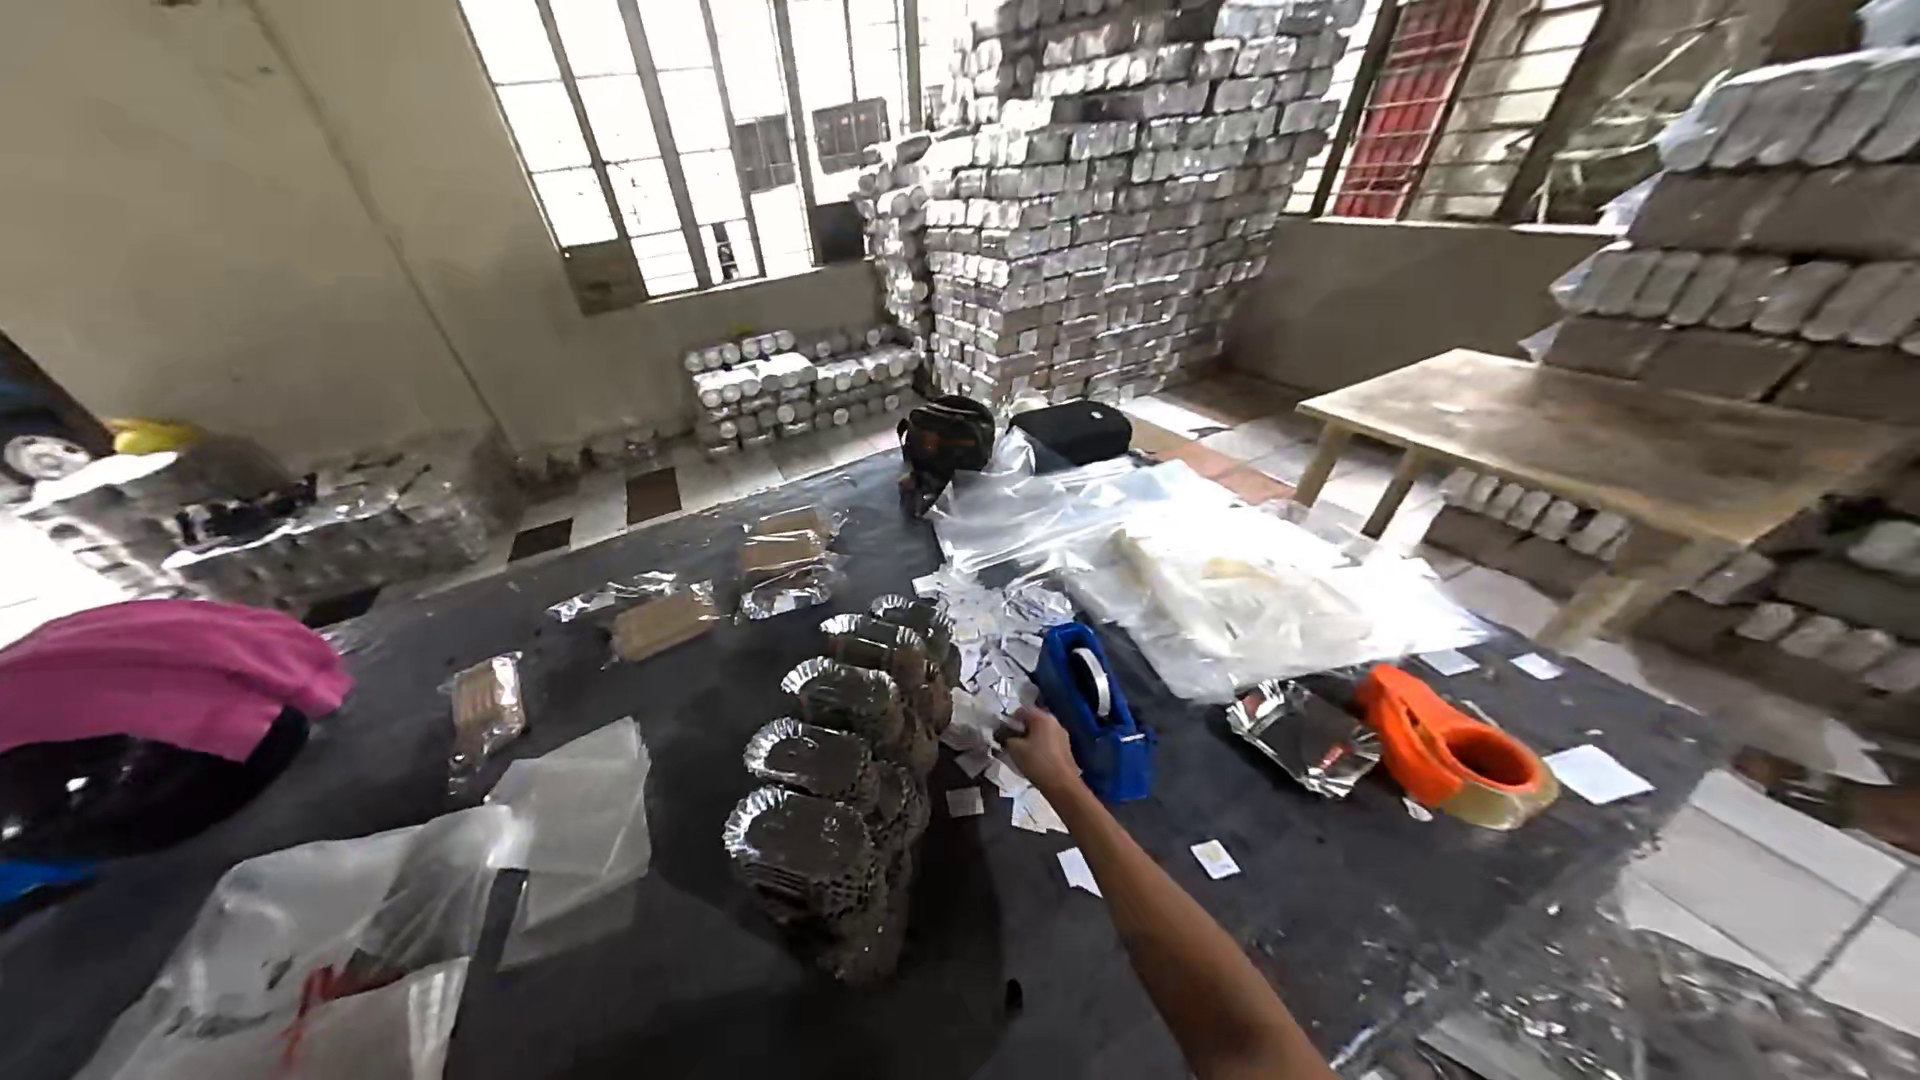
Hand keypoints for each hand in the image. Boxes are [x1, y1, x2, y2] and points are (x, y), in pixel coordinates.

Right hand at [1000, 705, 1081, 795]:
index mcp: (1042, 717)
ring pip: (1041, 731)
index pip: (1021, 710)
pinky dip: (1040, 745)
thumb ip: (1006, 737)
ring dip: (1031, 738)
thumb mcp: (1014, 748)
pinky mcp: (1066, 747)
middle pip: (1033, 720)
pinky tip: (1035, 758)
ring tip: (1023, 752)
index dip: (1009, 720)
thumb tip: (1004, 734)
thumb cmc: (1036, 762)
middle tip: (1012, 742)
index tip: (1003, 733)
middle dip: (1021, 729)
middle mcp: (1054, 721)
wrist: (1061, 785)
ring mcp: (1062, 734)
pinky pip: (1049, 740)